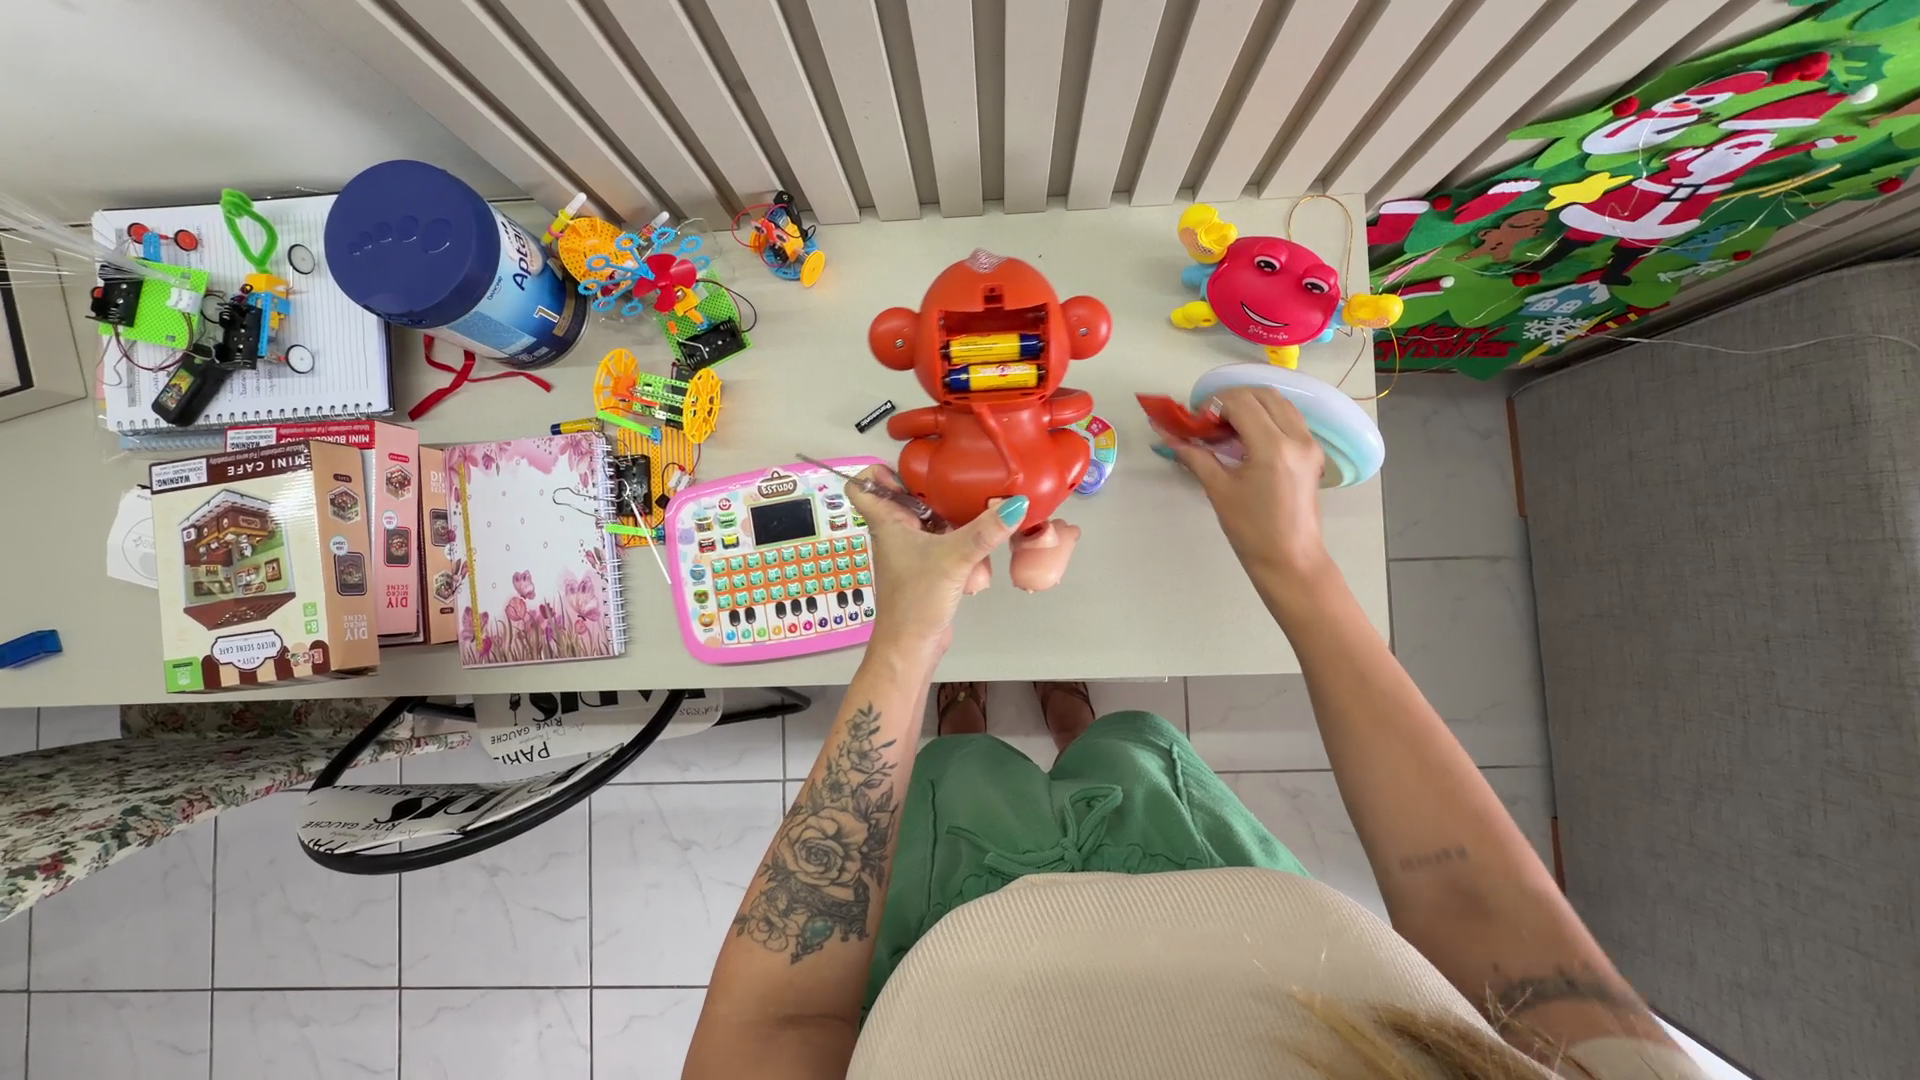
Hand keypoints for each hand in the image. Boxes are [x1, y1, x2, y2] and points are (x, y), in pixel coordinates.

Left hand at [843, 467, 1024, 663]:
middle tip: (956, 474)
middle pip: (903, 496)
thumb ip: (985, 531)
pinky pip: (942, 540)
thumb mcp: (954, 558)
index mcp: (886, 522)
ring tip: (975, 500)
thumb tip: (1015, 504)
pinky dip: (958, 537)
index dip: (876, 471)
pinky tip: (979, 538)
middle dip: (928, 486)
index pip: (862, 486)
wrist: (911, 646)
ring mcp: (910, 550)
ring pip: (927, 519)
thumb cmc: (916, 600)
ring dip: (948, 513)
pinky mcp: (927, 566)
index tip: (907, 463)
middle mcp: (894, 532)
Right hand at [1160, 386, 1330, 585]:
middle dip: (1231, 400)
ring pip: (1279, 402)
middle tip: (1209, 421)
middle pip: (1262, 394)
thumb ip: (1194, 455)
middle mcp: (1296, 437)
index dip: (1213, 406)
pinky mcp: (1312, 451)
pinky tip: (1247, 435)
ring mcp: (1309, 443)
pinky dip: (1267, 415)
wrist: (1289, 558)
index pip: (1240, 403)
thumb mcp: (1218, 489)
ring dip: (1250, 404)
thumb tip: (1166, 434)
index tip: (1196, 423)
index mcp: (1272, 447)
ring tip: (1226, 426)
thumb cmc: (1251, 530)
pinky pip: (1289, 417)